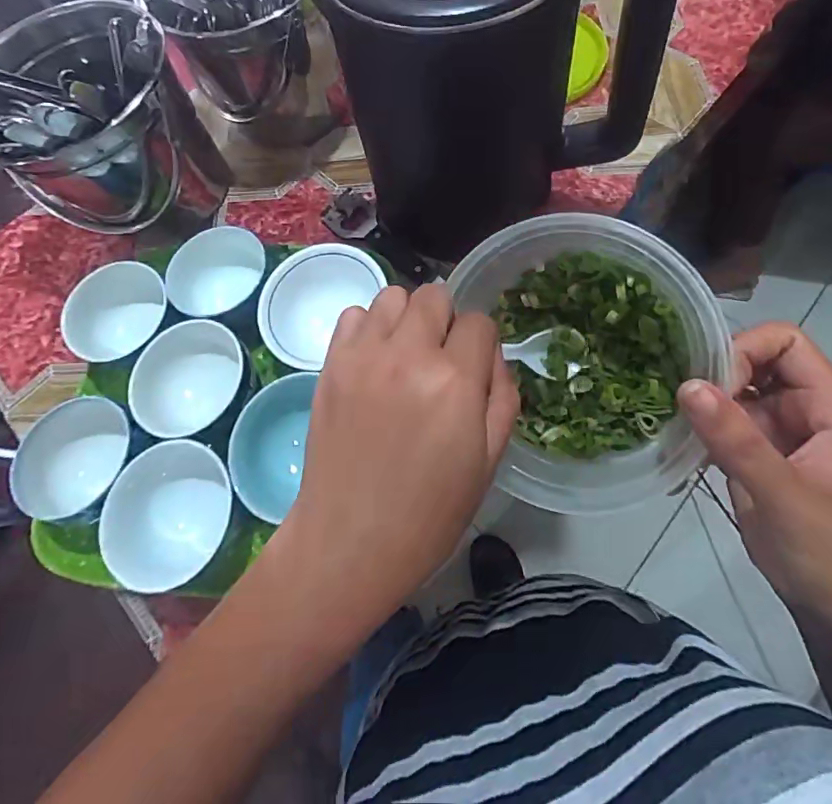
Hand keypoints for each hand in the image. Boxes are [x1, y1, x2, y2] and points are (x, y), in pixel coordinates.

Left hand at [268, 284, 517, 634]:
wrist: (352, 536)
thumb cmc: (429, 511)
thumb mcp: (488, 460)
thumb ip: (500, 396)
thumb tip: (490, 355)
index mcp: (455, 381)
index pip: (478, 322)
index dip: (480, 344)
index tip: (472, 369)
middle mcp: (407, 354)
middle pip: (434, 295)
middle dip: (445, 321)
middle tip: (439, 359)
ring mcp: (362, 355)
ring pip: (392, 295)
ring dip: (405, 318)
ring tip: (403, 356)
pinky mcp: (330, 363)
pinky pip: (353, 315)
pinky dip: (368, 327)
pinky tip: (372, 361)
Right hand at [677, 323, 831, 655]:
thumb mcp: (786, 497)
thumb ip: (737, 439)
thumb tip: (686, 383)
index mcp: (830, 413)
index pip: (788, 344)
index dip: (746, 349)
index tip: (710, 383)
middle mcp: (803, 417)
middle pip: (756, 363)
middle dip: (715, 371)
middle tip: (677, 399)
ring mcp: (778, 440)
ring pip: (734, 395)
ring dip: (700, 400)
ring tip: (665, 416)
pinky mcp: (755, 464)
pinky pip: (722, 428)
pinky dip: (696, 428)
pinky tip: (672, 442)